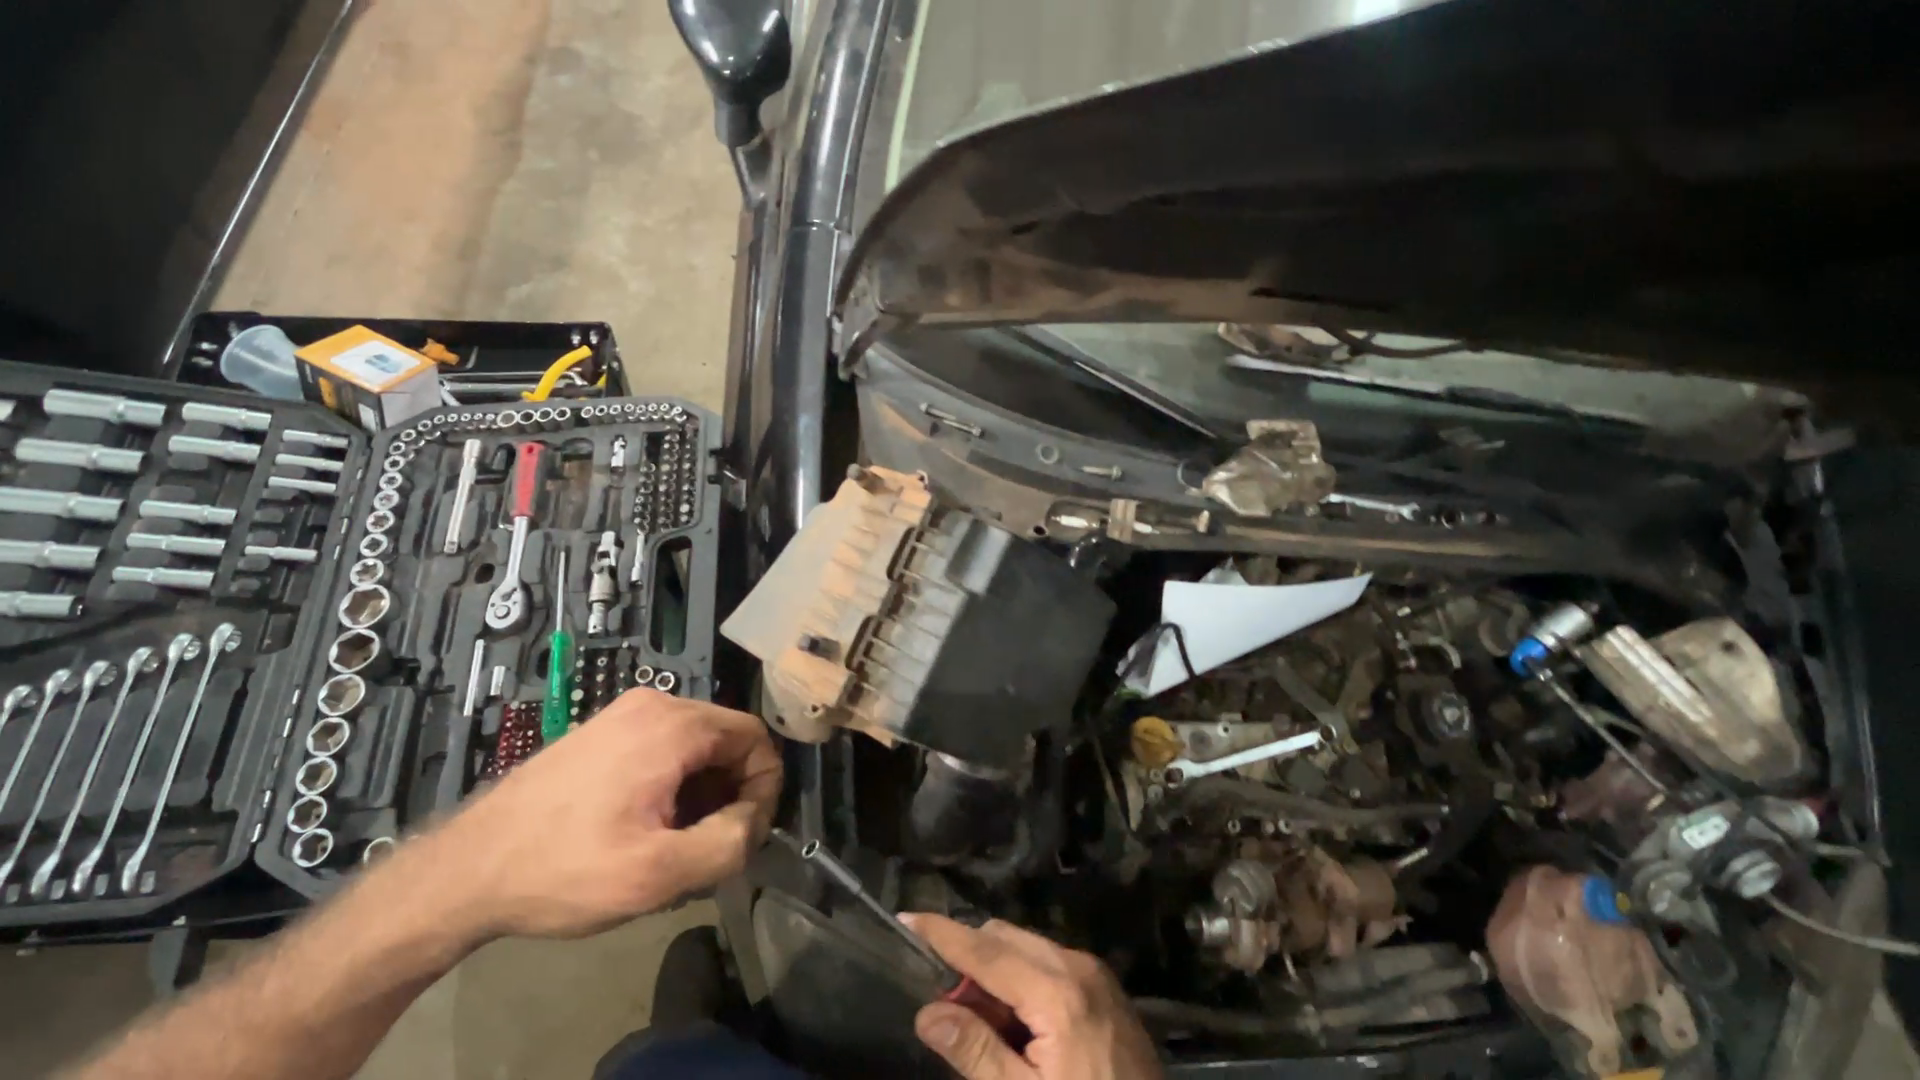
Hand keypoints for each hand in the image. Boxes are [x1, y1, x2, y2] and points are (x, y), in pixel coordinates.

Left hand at [425, 688, 780, 938]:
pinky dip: (671, 786)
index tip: (745, 836)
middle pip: (725, 740)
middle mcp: (650, 706)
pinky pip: (661, 751)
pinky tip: (643, 830)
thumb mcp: (659, 873)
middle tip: (709, 849)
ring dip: (701, 795)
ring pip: (693, 749)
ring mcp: (619, 716)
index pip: (755, 738)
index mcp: (672, 725)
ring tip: (673, 847)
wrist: (466, 871)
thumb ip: (729, 843)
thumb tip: (754, 820)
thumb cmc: (565, 869)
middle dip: (731, 794)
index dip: (764, 789)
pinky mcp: (598, 734)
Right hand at [904, 914, 1161, 1079]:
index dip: (942, 934)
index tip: (906, 919)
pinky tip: (1013, 1023)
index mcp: (1057, 992)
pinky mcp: (1105, 989)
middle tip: (939, 1000)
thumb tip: (927, 1012)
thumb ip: (976, 1052)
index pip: (986, 950)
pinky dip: (1021, 978)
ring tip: (976, 1021)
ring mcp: (1096, 975)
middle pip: (1005, 938)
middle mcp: (1077, 967)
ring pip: (1026, 947)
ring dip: (993, 969)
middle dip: (967, 956)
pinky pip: (1050, 963)